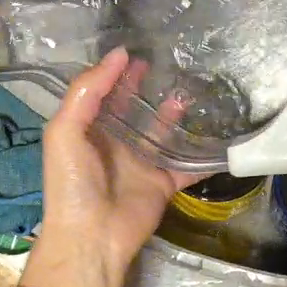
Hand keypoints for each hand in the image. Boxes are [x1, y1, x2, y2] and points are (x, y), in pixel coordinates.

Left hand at [21, 48, 202, 286]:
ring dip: (175, 114)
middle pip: (135, 110)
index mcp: (88, 130)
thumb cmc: (73, 183)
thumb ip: (87, 91)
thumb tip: (119, 55)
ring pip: (163, 134)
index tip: (137, 50)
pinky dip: (204, 157)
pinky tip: (220, 138)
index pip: (104, 93)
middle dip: (147, 88)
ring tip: (190, 91)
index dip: (117, 72)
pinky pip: (188, 167)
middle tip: (168, 64)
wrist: (92, 236)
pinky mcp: (163, 184)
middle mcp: (116, 144)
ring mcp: (141, 164)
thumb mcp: (66, 130)